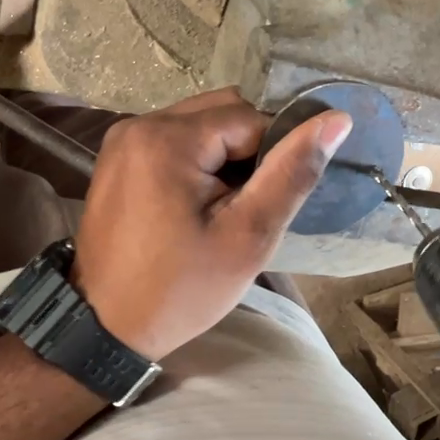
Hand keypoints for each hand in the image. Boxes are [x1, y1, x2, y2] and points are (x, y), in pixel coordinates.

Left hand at [71, 88, 351, 360]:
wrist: (103, 327)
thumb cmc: (180, 289)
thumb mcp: (248, 236)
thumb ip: (292, 173)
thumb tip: (336, 119)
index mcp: (167, 137)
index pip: (252, 119)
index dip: (272, 159)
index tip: (263, 207)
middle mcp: (139, 123)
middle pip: (225, 112)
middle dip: (248, 153)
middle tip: (244, 210)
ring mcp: (123, 139)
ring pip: (202, 124)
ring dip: (225, 157)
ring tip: (221, 210)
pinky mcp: (117, 157)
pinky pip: (176, 140)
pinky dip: (198, 162)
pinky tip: (196, 206)